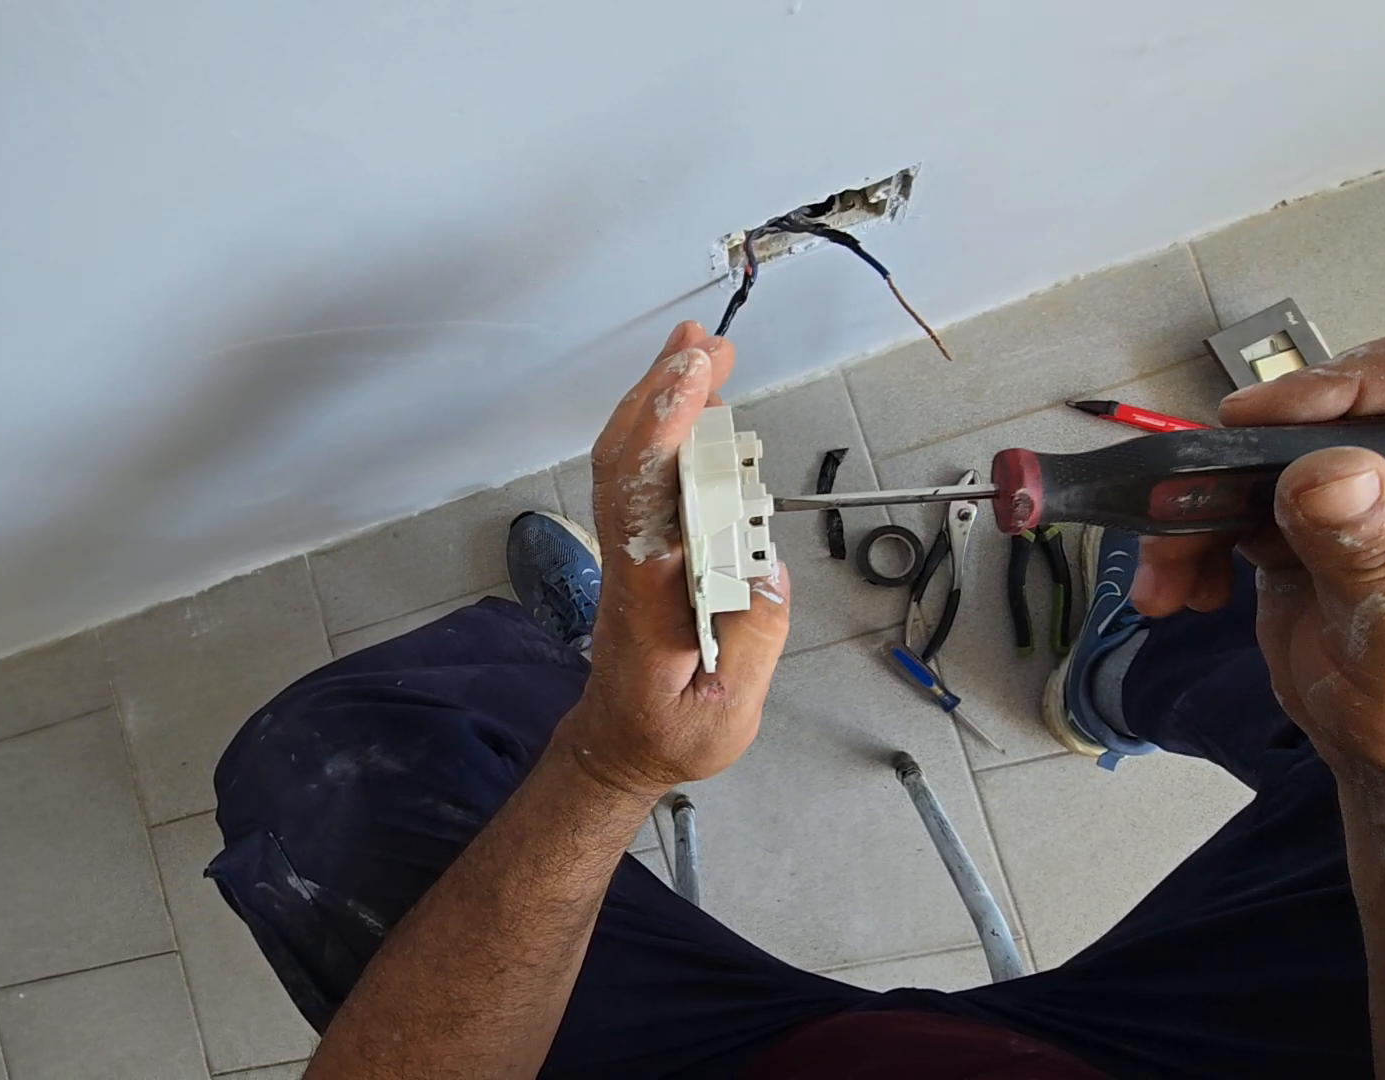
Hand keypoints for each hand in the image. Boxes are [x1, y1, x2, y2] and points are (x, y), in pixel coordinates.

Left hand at [555, 321, 790, 797]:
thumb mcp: (725, 715)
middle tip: (702, 346)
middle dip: (662, 396)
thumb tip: (764, 565)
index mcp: (649, 601)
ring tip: (697, 352)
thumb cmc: (667, 729)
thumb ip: (752, 640)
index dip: (666, 438)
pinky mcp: (642, 549)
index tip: (695, 384)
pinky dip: (662, 432)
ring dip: (658, 402)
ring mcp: (632, 552)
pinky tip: (688, 405)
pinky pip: (644, 480)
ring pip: (630, 463)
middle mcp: (631, 564)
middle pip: (630, 464)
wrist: (620, 738)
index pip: (646, 505)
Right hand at [1135, 323, 1384, 796]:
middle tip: (1182, 497)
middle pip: (1316, 419)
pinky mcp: (1288, 534)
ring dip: (1188, 519)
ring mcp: (1349, 506)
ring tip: (1166, 579)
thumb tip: (1326, 470)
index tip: (1269, 417)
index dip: (1360, 377)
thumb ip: (1374, 554)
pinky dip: (1181, 552)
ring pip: (1247, 468)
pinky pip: (1217, 515)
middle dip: (1235, 463)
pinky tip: (1178, 595)